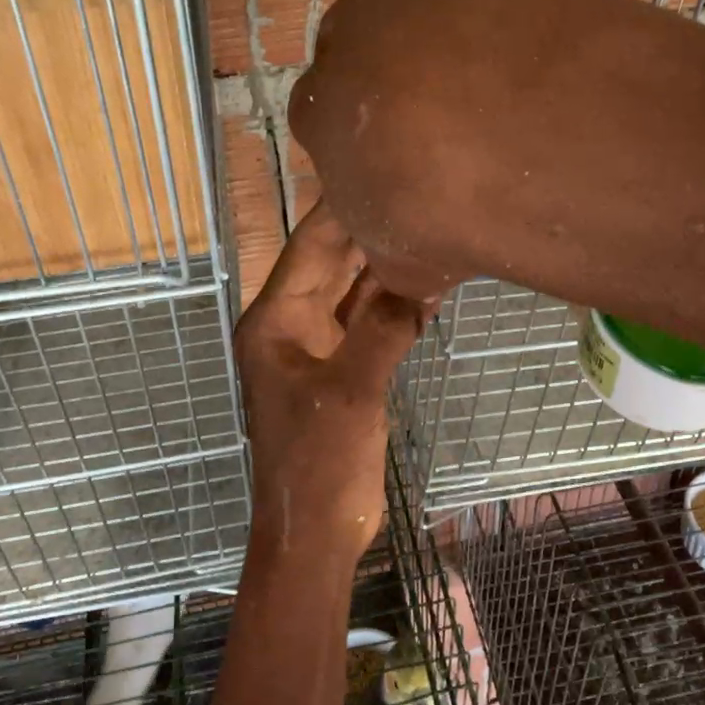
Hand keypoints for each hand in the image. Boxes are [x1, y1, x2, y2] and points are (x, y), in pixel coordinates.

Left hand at [233, 202, 429, 560]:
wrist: (314, 536)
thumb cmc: (319, 465)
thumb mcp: (350, 391)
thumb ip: (384, 330)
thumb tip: (422, 282)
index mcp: (274, 321)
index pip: (310, 249)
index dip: (342, 209)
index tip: (379, 167)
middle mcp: (291, 325)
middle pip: (332, 264)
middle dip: (370, 231)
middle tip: (416, 191)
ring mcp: (317, 348)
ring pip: (353, 293)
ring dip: (387, 269)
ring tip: (429, 230)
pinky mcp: (341, 370)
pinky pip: (367, 325)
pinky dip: (394, 307)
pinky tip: (428, 287)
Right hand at [291, 0, 564, 298]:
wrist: (495, 137)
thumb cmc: (448, 213)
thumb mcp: (417, 259)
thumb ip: (405, 257)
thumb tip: (408, 277)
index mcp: (325, 118)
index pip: (325, 110)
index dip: (358, 121)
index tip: (392, 138)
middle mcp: (342, 43)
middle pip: (344, 35)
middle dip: (368, 50)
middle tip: (410, 70)